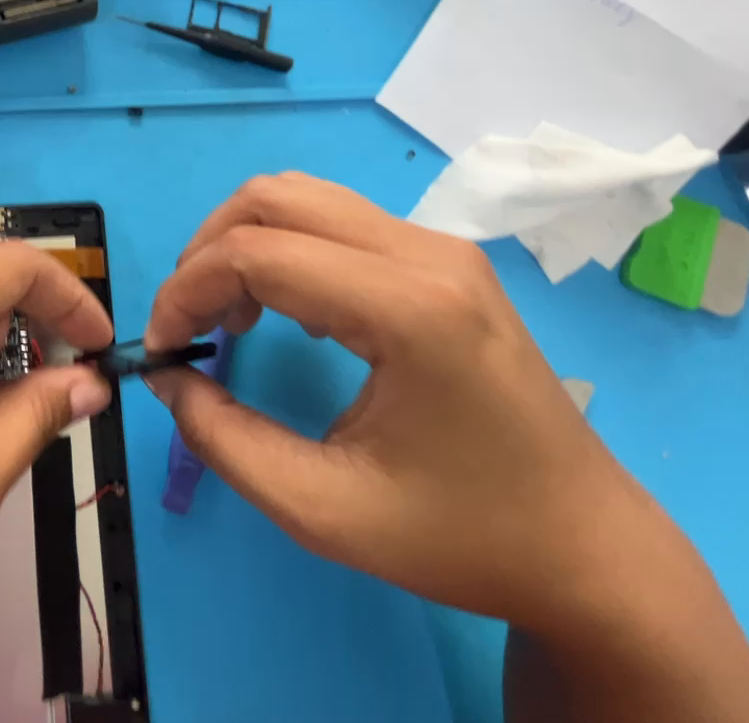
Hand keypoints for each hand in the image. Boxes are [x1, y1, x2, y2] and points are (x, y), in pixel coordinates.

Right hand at [141, 172, 682, 636]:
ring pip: (300, 197)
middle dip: (204, 254)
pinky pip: (333, 221)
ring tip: (227, 318)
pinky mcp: (443, 263)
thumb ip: (219, 436)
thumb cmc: (459, 537)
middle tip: (188, 326)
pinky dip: (280, 249)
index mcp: (409, 311)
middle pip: (272, 199)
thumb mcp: (317, 508)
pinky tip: (282, 312)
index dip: (184, 293)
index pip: (255, 254)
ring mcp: (442, 251)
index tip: (160, 350)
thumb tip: (162, 375)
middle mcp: (428, 255)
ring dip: (240, 245)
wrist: (588, 551)